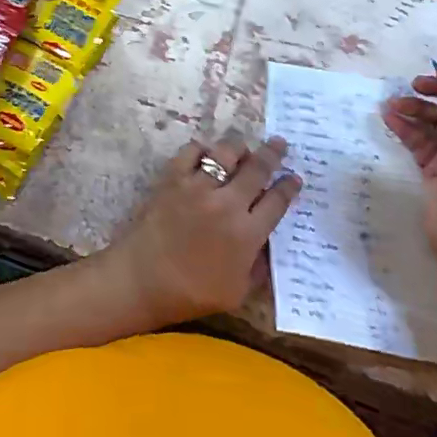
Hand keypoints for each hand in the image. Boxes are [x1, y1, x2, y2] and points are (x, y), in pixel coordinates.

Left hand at [100, 135, 302, 326]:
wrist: (141, 280)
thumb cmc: (191, 293)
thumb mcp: (237, 291)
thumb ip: (258, 266)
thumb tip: (269, 243)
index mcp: (247, 234)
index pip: (277, 201)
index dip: (289, 186)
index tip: (295, 177)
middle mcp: (228, 204)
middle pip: (258, 168)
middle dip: (273, 153)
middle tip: (280, 144)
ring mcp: (199, 187)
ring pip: (227, 152)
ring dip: (240, 148)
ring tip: (243, 150)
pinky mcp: (174, 177)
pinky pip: (193, 150)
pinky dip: (203, 149)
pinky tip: (206, 154)